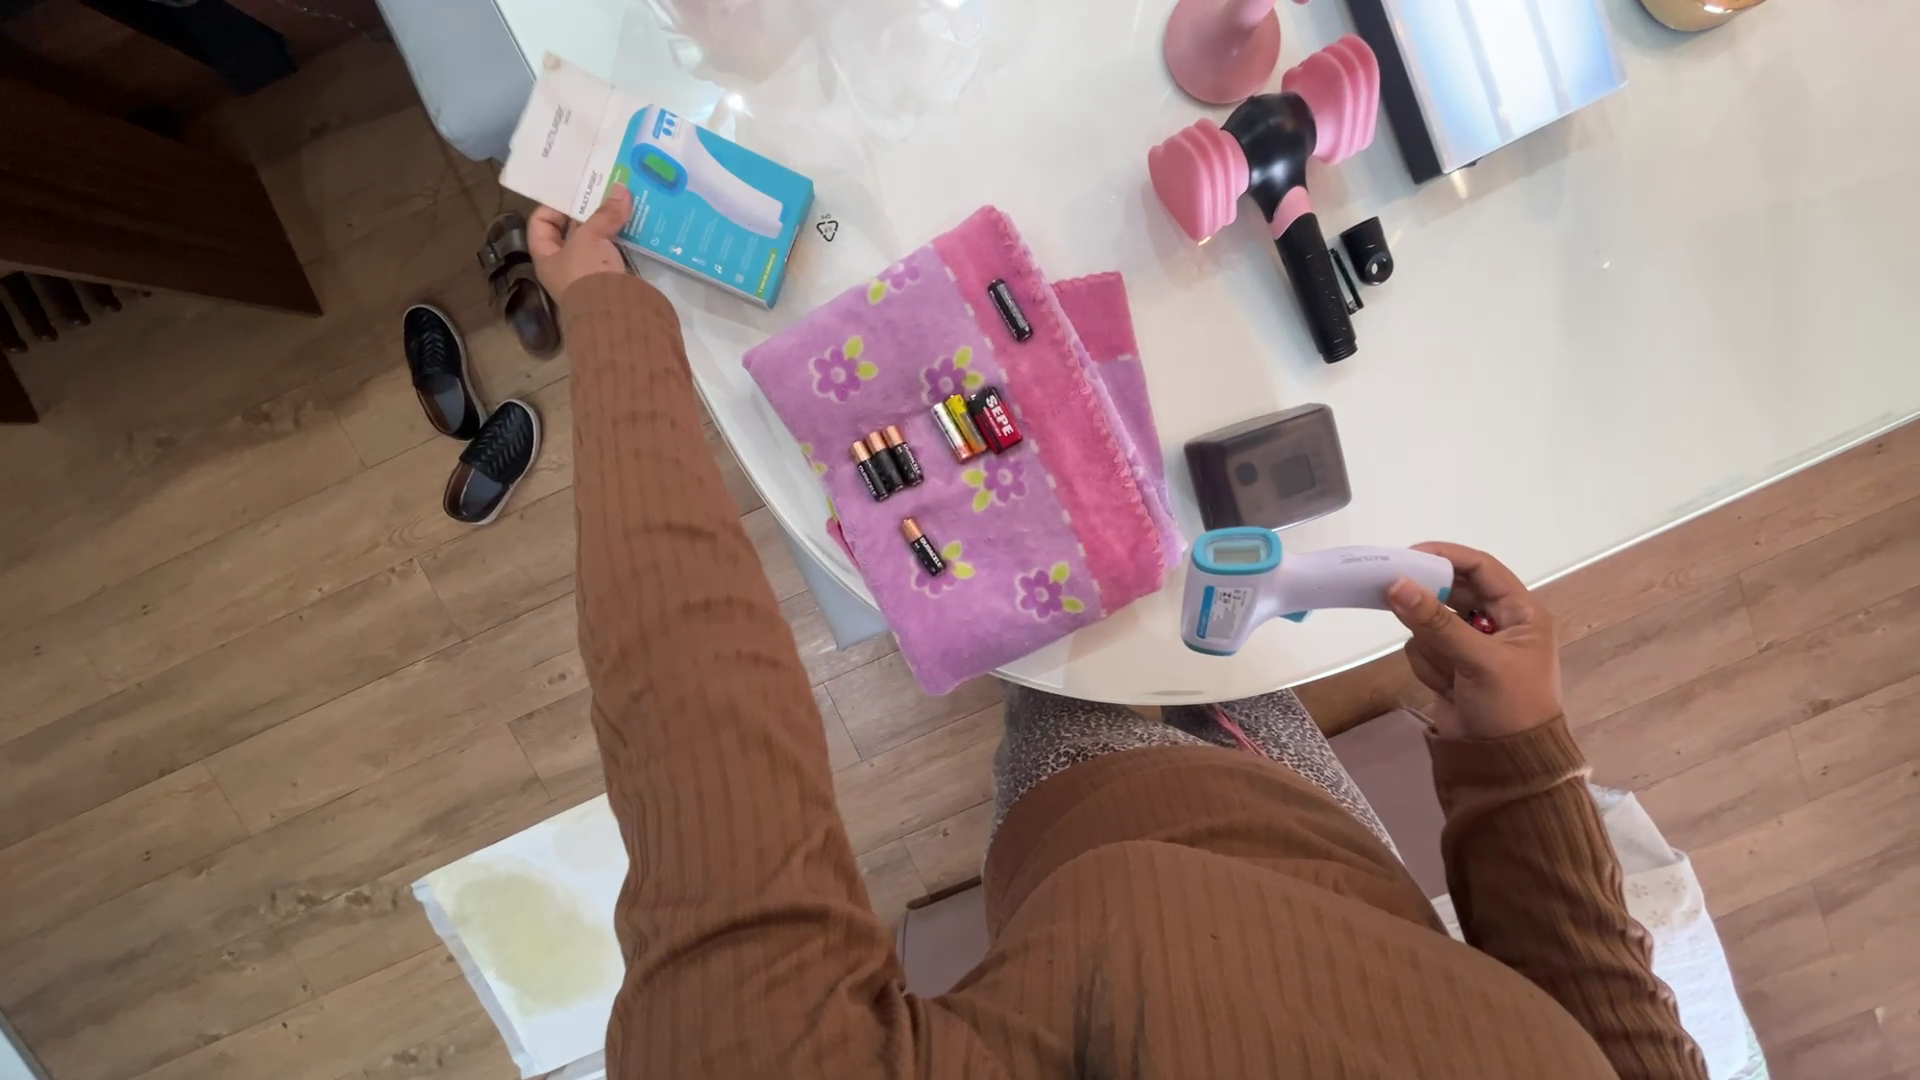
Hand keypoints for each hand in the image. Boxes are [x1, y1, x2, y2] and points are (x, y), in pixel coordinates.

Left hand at [528, 184, 633, 300]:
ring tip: (624, 210)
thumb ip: (604, 214)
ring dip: (610, 229)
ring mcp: (592, 278)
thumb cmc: (587, 273)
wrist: (615, 315)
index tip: (574, 197)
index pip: (541, 224)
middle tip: (604, 197)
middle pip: (573, 234)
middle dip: (588, 216)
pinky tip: (637, 232)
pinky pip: (618, 258)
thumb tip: (621, 188)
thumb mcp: (590, 237)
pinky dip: (625, 245)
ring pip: (598, 245)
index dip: (553, 207)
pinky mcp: (615, 285)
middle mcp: (566, 268)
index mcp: (547, 257)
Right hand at [1386, 542, 1562, 739]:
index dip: (1446, 557)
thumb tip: (1395, 583)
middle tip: (1394, 596)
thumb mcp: (1477, 660)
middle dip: (1428, 604)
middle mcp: (1495, 622)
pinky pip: (1421, 646)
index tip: (1407, 556)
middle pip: (1449, 592)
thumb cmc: (1509, 706)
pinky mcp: (1448, 663)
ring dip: (1431, 645)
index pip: (1481, 568)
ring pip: (1428, 621)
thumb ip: (1435, 621)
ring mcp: (1469, 644)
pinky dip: (1427, 664)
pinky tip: (1445, 685)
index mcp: (1520, 612)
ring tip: (1449, 672)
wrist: (1504, 762)